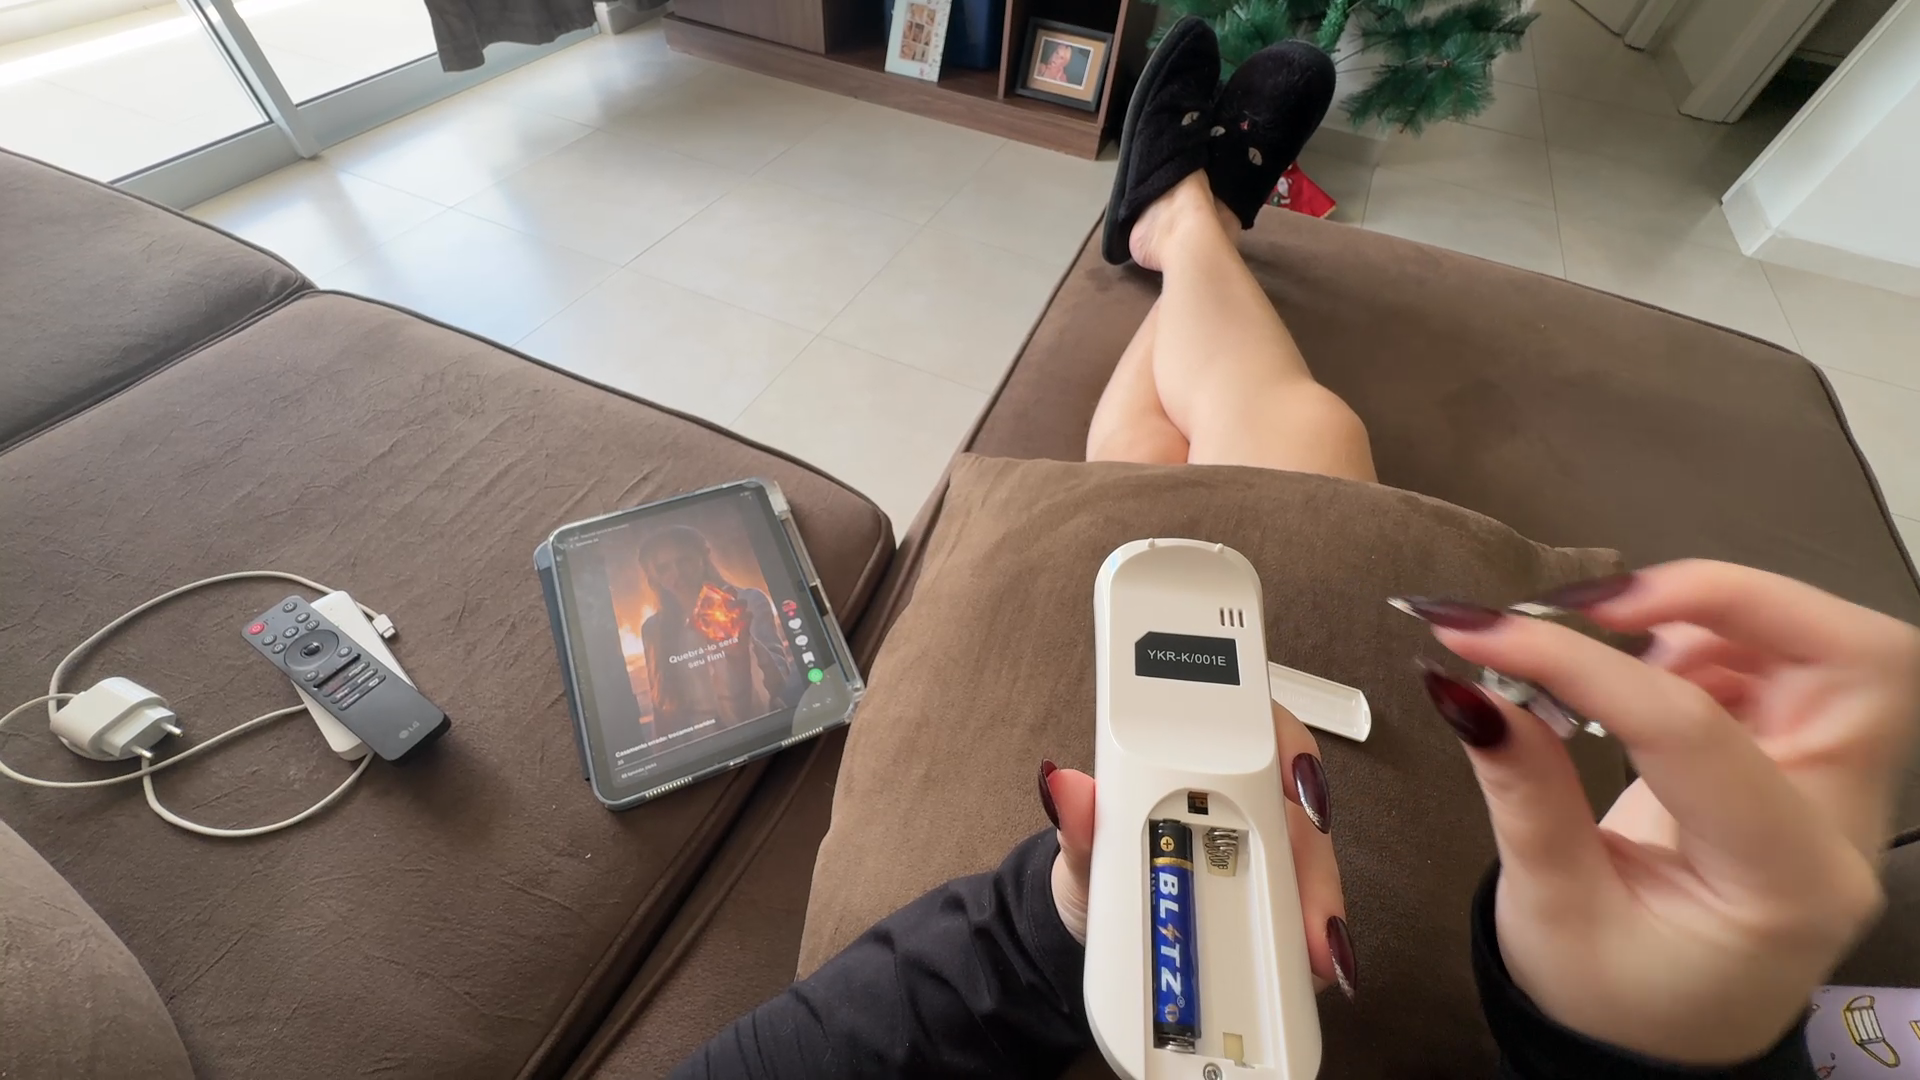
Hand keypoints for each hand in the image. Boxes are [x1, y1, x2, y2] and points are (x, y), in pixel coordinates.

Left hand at [1040, 701, 1355, 996]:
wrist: (1091, 925)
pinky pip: (1305, 905)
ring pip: (1308, 853)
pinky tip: (1322, 963)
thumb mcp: (1079, 846)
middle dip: (1308, 844)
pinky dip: (1317, 934)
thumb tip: (1059, 784)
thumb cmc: (1093, 861)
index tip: (1295, 780)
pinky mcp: (1269, 895)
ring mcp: (1257, 843)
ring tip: (1321, 949)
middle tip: (1309, 891)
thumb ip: (1076, 821)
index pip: (1249, 724)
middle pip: (1292, 798)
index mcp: (1188, 759)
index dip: (1284, 742)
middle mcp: (1231, 792)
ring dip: (1320, 897)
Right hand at [1410, 560, 1919, 1063]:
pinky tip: (1624, 661)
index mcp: (1781, 878)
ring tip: (1595, 630)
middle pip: (1860, 663)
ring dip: (1707, 610)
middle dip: (1724, 598)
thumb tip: (1463, 689)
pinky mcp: (1785, 766)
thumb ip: (1520, 788)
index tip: (1467, 632)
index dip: (1569, 663)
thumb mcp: (1548, 900)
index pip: (1686, 729)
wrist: (1655, 1026)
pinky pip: (1777, 665)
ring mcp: (1824, 789)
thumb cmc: (1604, 985)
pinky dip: (1696, 634)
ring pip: (1831, 650)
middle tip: (1593, 602)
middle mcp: (1832, 823)